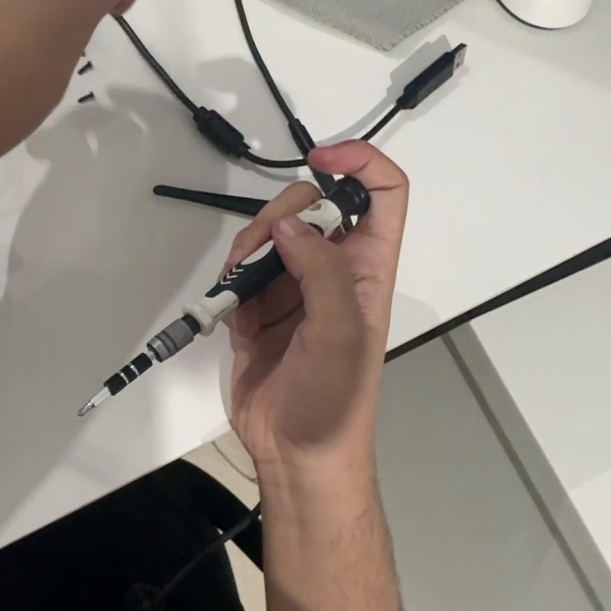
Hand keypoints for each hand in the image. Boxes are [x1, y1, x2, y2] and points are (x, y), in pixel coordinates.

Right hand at [226, 142, 409, 488]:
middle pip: (309, 208)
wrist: (295, 451)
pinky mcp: (255, 314)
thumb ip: (318, 272)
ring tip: (235, 287)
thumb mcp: (339, 333)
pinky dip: (229, 285)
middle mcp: (330, 273)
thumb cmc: (333, 398)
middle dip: (279, 216)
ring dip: (246, 251)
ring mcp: (290, 293)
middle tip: (260, 250)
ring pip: (268, 239)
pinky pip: (239, 277)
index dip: (359, 163)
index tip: (318, 160)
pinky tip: (230, 312)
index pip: (381, 194)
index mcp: (366, 270)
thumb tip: (287, 227)